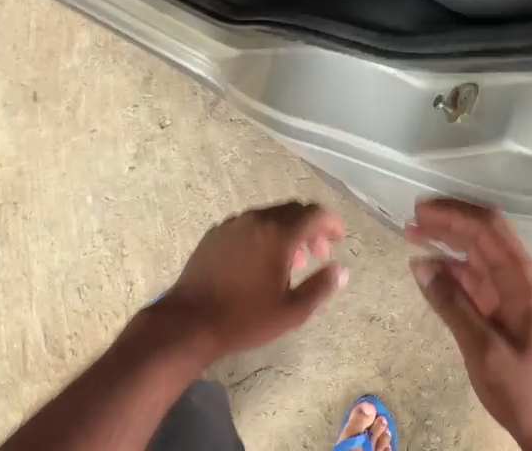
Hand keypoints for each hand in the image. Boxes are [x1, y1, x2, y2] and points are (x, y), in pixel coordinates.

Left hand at [155, 201, 347, 364]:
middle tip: (318, 253)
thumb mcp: (291, 311)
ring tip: (291, 261)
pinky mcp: (216, 233)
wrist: (190, 321)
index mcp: (278, 233)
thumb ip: (320, 287)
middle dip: (310, 227)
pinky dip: (264, 234)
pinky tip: (260, 261)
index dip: (331, 222)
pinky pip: (249, 225)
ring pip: (269, 216)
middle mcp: (256, 219)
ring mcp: (233, 224)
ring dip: (287, 231)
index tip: (339, 238)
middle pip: (292, 210)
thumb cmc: (245, 318)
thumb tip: (341, 271)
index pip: (313, 213)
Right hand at [408, 199, 531, 450]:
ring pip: (477, 257)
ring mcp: (514, 296)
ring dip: (447, 244)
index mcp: (525, 281)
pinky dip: (452, 271)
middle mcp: (521, 280)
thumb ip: (452, 305)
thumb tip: (420, 263)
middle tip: (412, 219)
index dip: (455, 213)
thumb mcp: (485, 351)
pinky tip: (430, 271)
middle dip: (448, 222)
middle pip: (483, 237)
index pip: (489, 229)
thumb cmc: (527, 392)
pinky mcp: (506, 313)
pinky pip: (476, 281)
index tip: (422, 210)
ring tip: (413, 235)